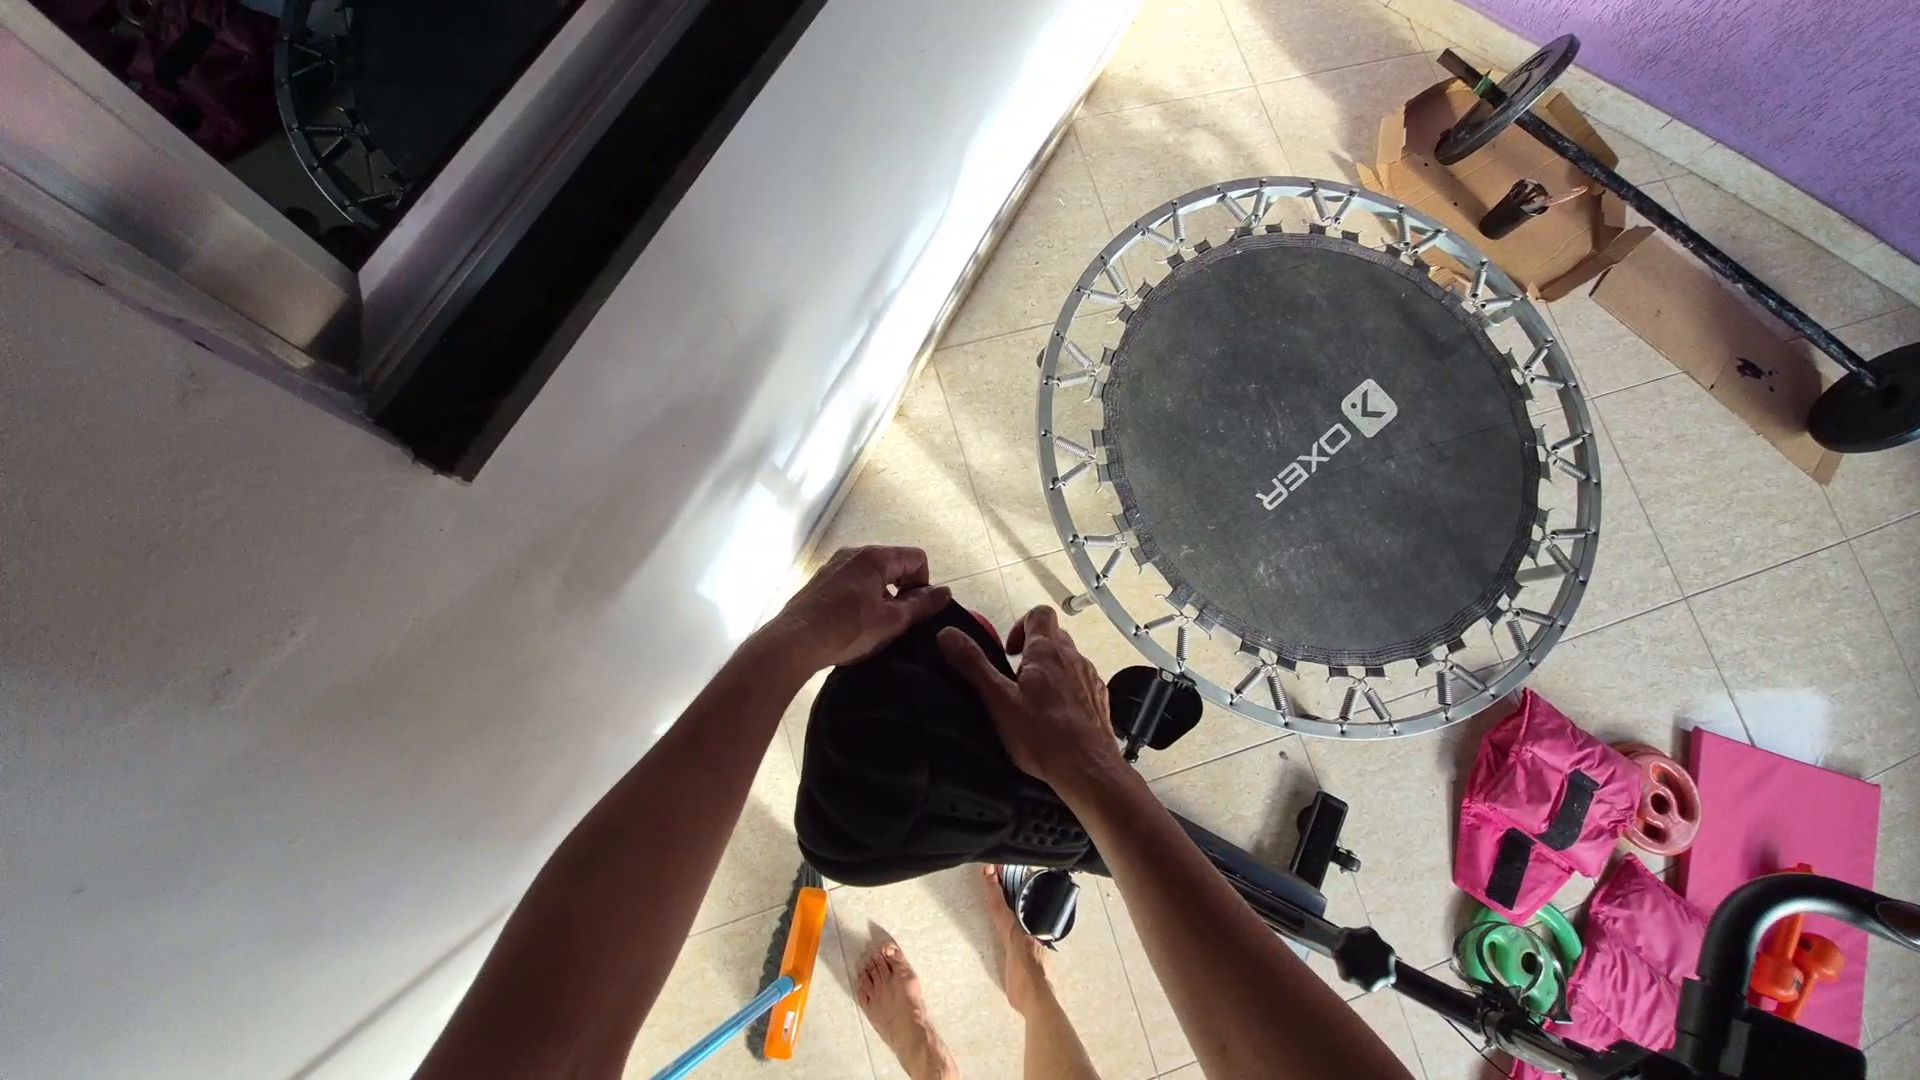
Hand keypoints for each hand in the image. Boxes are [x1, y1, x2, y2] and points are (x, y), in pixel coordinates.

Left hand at [763, 546, 951, 669]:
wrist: (794, 642)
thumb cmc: (847, 630)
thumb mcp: (892, 621)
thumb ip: (922, 605)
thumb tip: (945, 592)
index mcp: (875, 557)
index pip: (917, 557)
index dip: (923, 584)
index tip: (913, 610)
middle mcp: (854, 552)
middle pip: (894, 563)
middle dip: (902, 589)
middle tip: (896, 620)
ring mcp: (834, 564)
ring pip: (872, 573)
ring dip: (881, 595)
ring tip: (873, 624)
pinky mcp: (820, 579)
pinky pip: (852, 581)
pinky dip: (861, 597)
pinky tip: (852, 622)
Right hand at [937, 605, 1122, 792]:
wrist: (1088, 769)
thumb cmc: (1040, 734)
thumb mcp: (998, 700)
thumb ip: (973, 664)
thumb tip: (947, 633)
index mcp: (1046, 651)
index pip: (1039, 613)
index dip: (1020, 625)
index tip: (1009, 653)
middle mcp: (1072, 656)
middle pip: (1053, 635)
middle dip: (1033, 650)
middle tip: (1016, 679)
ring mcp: (1090, 677)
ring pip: (1069, 659)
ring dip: (1051, 670)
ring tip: (1034, 701)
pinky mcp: (1101, 698)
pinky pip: (1082, 681)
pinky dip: (1068, 689)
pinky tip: (1057, 716)